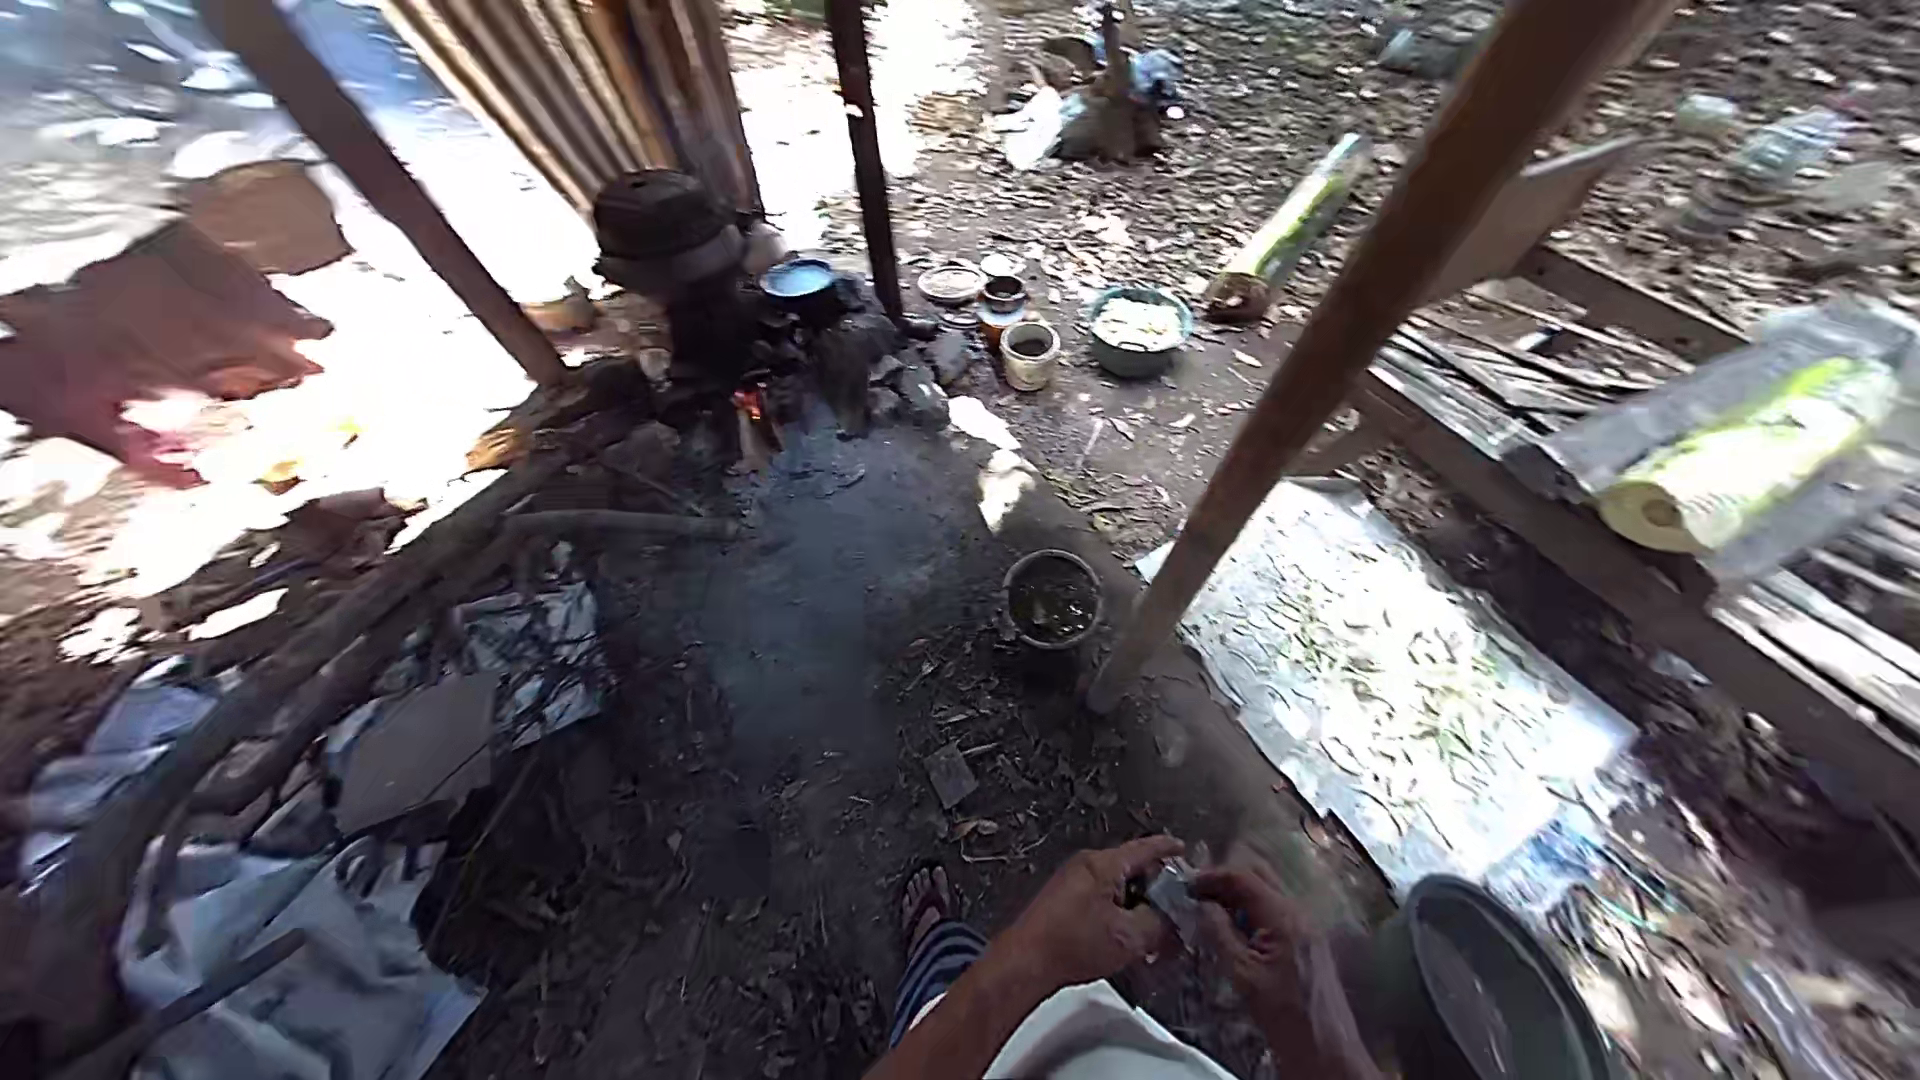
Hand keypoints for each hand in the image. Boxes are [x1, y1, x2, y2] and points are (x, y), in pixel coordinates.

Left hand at [999, 835, 1184, 992]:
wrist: (1028, 957)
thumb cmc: (1076, 942)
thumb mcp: (1127, 937)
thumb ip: (1156, 923)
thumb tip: (1171, 918)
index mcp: (1103, 864)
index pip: (1142, 849)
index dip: (1166, 848)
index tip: (1184, 847)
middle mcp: (1088, 863)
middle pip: (1130, 865)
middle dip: (1155, 882)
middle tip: (1178, 900)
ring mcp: (1074, 877)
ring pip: (1117, 882)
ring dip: (1137, 899)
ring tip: (1157, 923)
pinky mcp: (1067, 895)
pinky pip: (1103, 893)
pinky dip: (1120, 906)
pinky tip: (1129, 930)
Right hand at [1194, 866, 1379, 1079]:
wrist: (1328, 1057)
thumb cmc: (1283, 1016)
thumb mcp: (1241, 973)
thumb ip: (1219, 931)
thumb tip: (1201, 903)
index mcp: (1283, 916)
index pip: (1242, 877)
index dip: (1211, 876)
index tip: (1187, 885)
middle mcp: (1298, 912)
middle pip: (1256, 876)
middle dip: (1224, 880)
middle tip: (1198, 894)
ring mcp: (1307, 926)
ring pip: (1266, 891)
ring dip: (1237, 894)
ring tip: (1212, 909)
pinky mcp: (1308, 941)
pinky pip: (1275, 910)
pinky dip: (1252, 909)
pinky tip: (1236, 927)